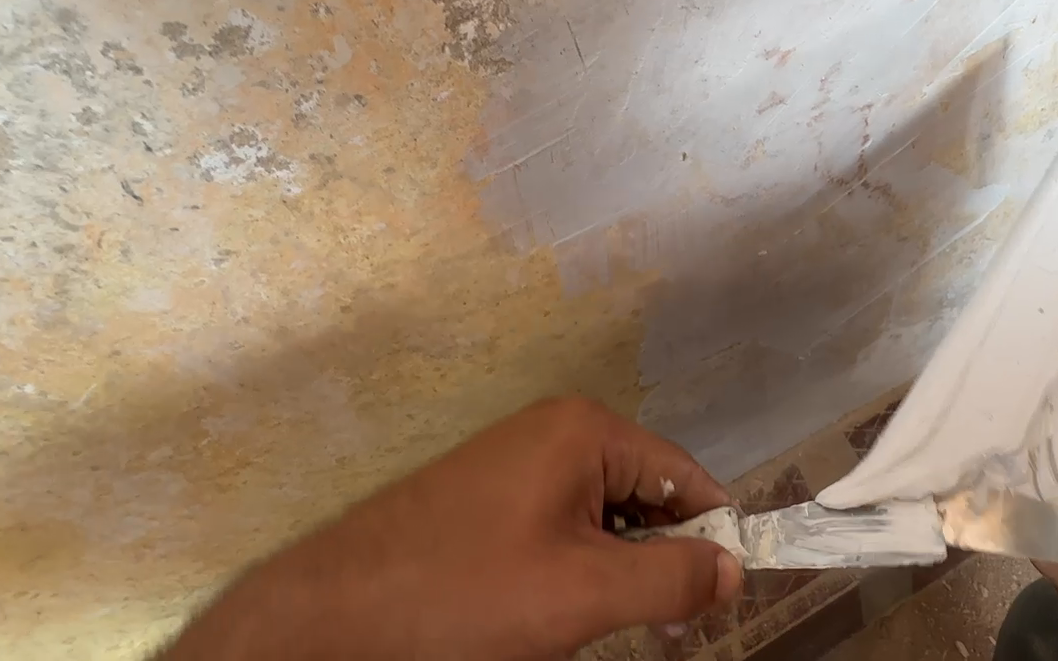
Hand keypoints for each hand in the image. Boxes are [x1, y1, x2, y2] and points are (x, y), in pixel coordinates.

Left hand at [164, 397, 744, 659]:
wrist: (323, 618)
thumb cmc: (464, 596)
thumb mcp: (582, 594)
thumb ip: (670, 579)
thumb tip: (734, 569)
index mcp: (587, 431)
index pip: (680, 473)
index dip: (710, 532)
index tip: (724, 596)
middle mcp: (558, 430)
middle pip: (643, 490)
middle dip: (662, 556)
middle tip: (672, 628)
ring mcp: (520, 459)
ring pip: (603, 511)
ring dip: (622, 565)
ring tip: (620, 624)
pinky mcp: (492, 493)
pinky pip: (563, 520)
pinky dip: (581, 563)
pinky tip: (568, 606)